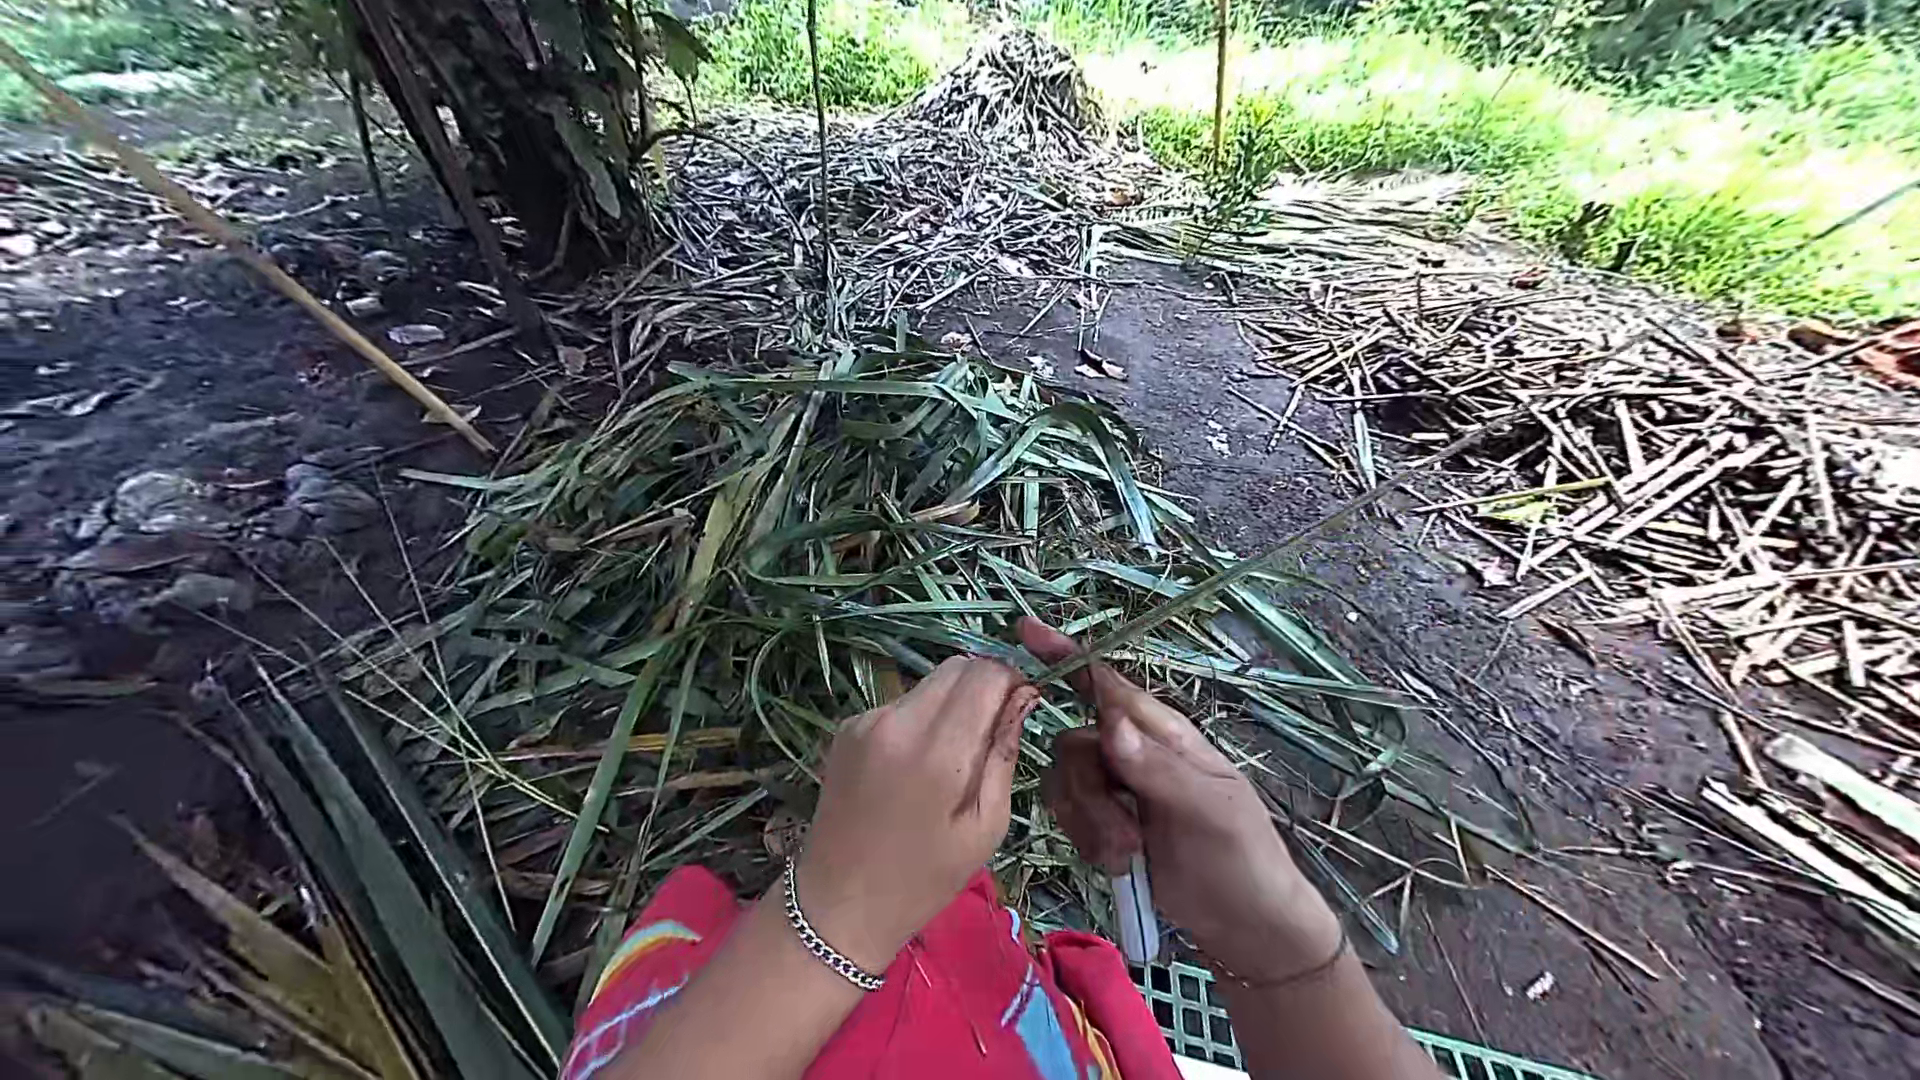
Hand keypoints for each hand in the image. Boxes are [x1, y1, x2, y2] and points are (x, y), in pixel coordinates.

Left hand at [794, 655, 1038, 972]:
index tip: (1020, 705)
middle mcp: (898, 721)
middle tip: (992, 726)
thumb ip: (1004, 751)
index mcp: (938, 751)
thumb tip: (1023, 695)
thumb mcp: (986, 826)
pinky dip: (921, 717)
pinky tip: (914, 763)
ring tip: (952, 754)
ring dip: (952, 701)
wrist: (837, 904)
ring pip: (929, 682)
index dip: (1011, 680)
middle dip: (984, 684)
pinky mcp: (848, 725)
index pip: (985, 674)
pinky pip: (901, 702)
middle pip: (957, 666)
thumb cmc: (924, 877)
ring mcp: (867, 719)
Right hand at [1023, 618, 1341, 974]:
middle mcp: (1128, 749)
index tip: (1026, 631)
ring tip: (1130, 855)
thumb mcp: (1212, 809)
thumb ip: (1158, 767)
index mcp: (1159, 730)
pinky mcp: (1099, 820)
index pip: (1104, 682)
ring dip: (1090, 823)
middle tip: (1126, 836)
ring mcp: (1111, 786)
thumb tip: (1109, 725)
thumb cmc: (1242, 854)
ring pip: (1065, 781)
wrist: (1245, 926)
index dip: (1064, 654)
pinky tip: (1120, 863)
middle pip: (1073, 743)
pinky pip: (1065, 813)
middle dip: (1089, 793)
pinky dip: (1086, 839)